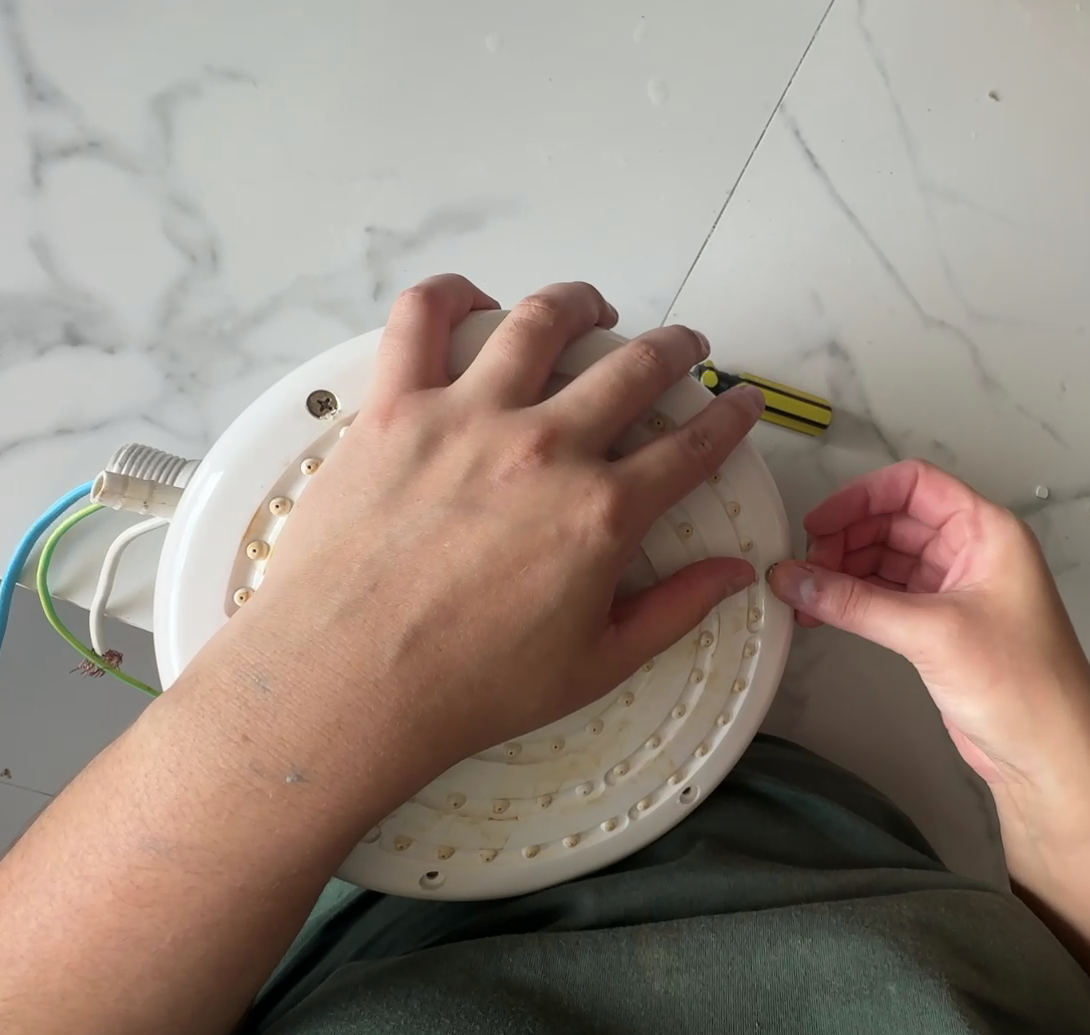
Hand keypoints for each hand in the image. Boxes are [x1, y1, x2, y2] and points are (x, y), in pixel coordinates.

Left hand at [189, 275, 765, 782]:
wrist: (346, 685)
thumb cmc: (476, 685)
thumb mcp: (600, 663)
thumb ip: (677, 610)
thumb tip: (738, 575)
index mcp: (603, 512)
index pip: (693, 447)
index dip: (731, 417)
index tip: (743, 401)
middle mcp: (546, 448)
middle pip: (634, 370)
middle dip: (676, 348)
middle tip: (686, 345)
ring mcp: (468, 418)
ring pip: (541, 324)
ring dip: (582, 304)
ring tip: (594, 309)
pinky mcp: (396, 409)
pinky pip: (422, 319)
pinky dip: (453, 294)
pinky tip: (475, 300)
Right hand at [766, 461, 1089, 792]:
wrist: (1049, 758)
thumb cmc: (1020, 684)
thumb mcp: (932, 632)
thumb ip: (856, 603)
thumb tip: (792, 578)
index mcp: (986, 531)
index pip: (914, 485)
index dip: (862, 497)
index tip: (818, 524)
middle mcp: (970, 552)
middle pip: (894, 522)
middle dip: (846, 539)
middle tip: (806, 569)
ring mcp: (953, 590)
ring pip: (886, 560)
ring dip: (844, 572)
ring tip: (806, 595)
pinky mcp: (938, 626)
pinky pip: (886, 596)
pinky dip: (854, 600)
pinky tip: (824, 612)